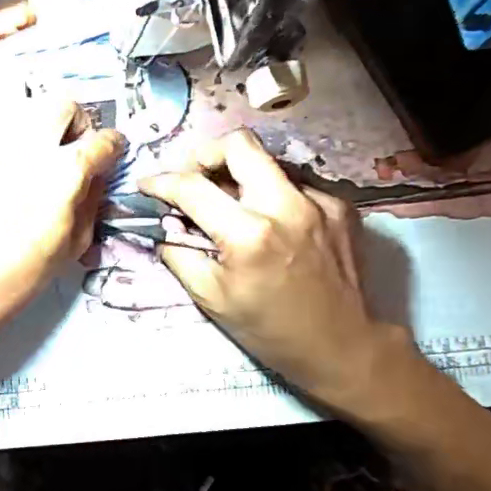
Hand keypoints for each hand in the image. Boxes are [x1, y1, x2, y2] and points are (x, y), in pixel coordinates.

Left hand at [0, 97, 124, 352]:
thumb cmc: (19, 273)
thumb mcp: (73, 244)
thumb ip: (90, 201)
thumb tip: (96, 177)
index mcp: (64, 170)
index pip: (102, 140)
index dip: (113, 145)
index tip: (112, 151)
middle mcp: (29, 145)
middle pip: (63, 104)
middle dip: (76, 122)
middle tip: (75, 148)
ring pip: (27, 107)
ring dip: (43, 124)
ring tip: (41, 156)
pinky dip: (13, 138)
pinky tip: (11, 168)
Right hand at [139, 130, 424, 415]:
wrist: (342, 345)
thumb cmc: (271, 331)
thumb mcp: (213, 300)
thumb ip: (180, 255)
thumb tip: (163, 225)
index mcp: (250, 234)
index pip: (193, 187)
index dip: (162, 182)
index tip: (149, 185)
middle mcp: (287, 206)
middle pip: (239, 145)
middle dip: (206, 154)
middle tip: (194, 176)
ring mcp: (320, 201)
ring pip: (271, 162)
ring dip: (243, 176)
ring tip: (235, 205)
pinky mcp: (341, 205)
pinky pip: (298, 185)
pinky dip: (276, 196)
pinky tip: (275, 224)